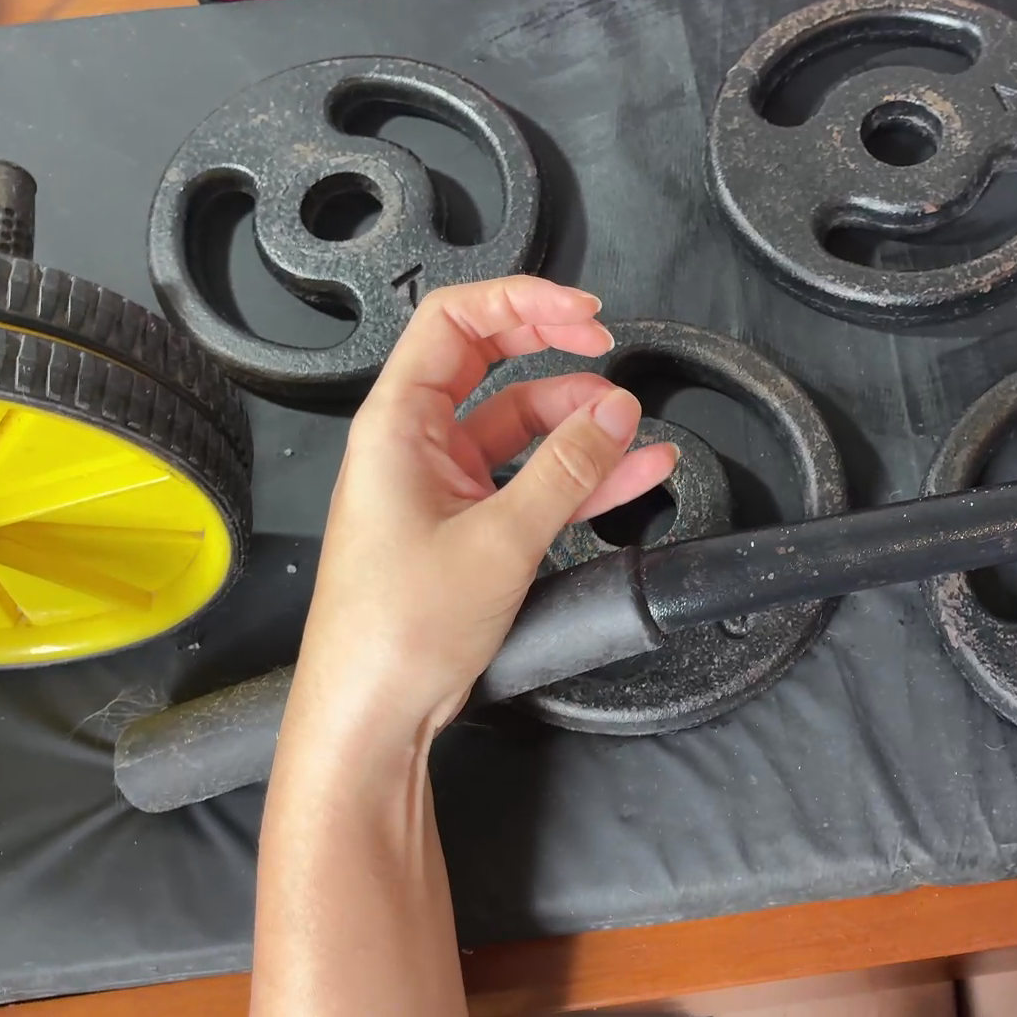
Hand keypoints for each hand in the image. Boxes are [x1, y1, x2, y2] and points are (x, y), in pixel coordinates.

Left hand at [294, 277, 677, 737]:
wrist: (377, 714)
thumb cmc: (400, 628)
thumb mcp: (499, 538)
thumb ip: (566, 469)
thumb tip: (618, 413)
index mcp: (400, 423)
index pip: (456, 323)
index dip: (522, 302)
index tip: (583, 315)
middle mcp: (423, 442)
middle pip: (496, 365)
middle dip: (558, 354)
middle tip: (610, 349)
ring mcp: (453, 482)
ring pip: (529, 429)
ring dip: (585, 426)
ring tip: (639, 433)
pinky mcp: (478, 521)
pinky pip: (539, 480)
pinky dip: (586, 475)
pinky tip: (634, 471)